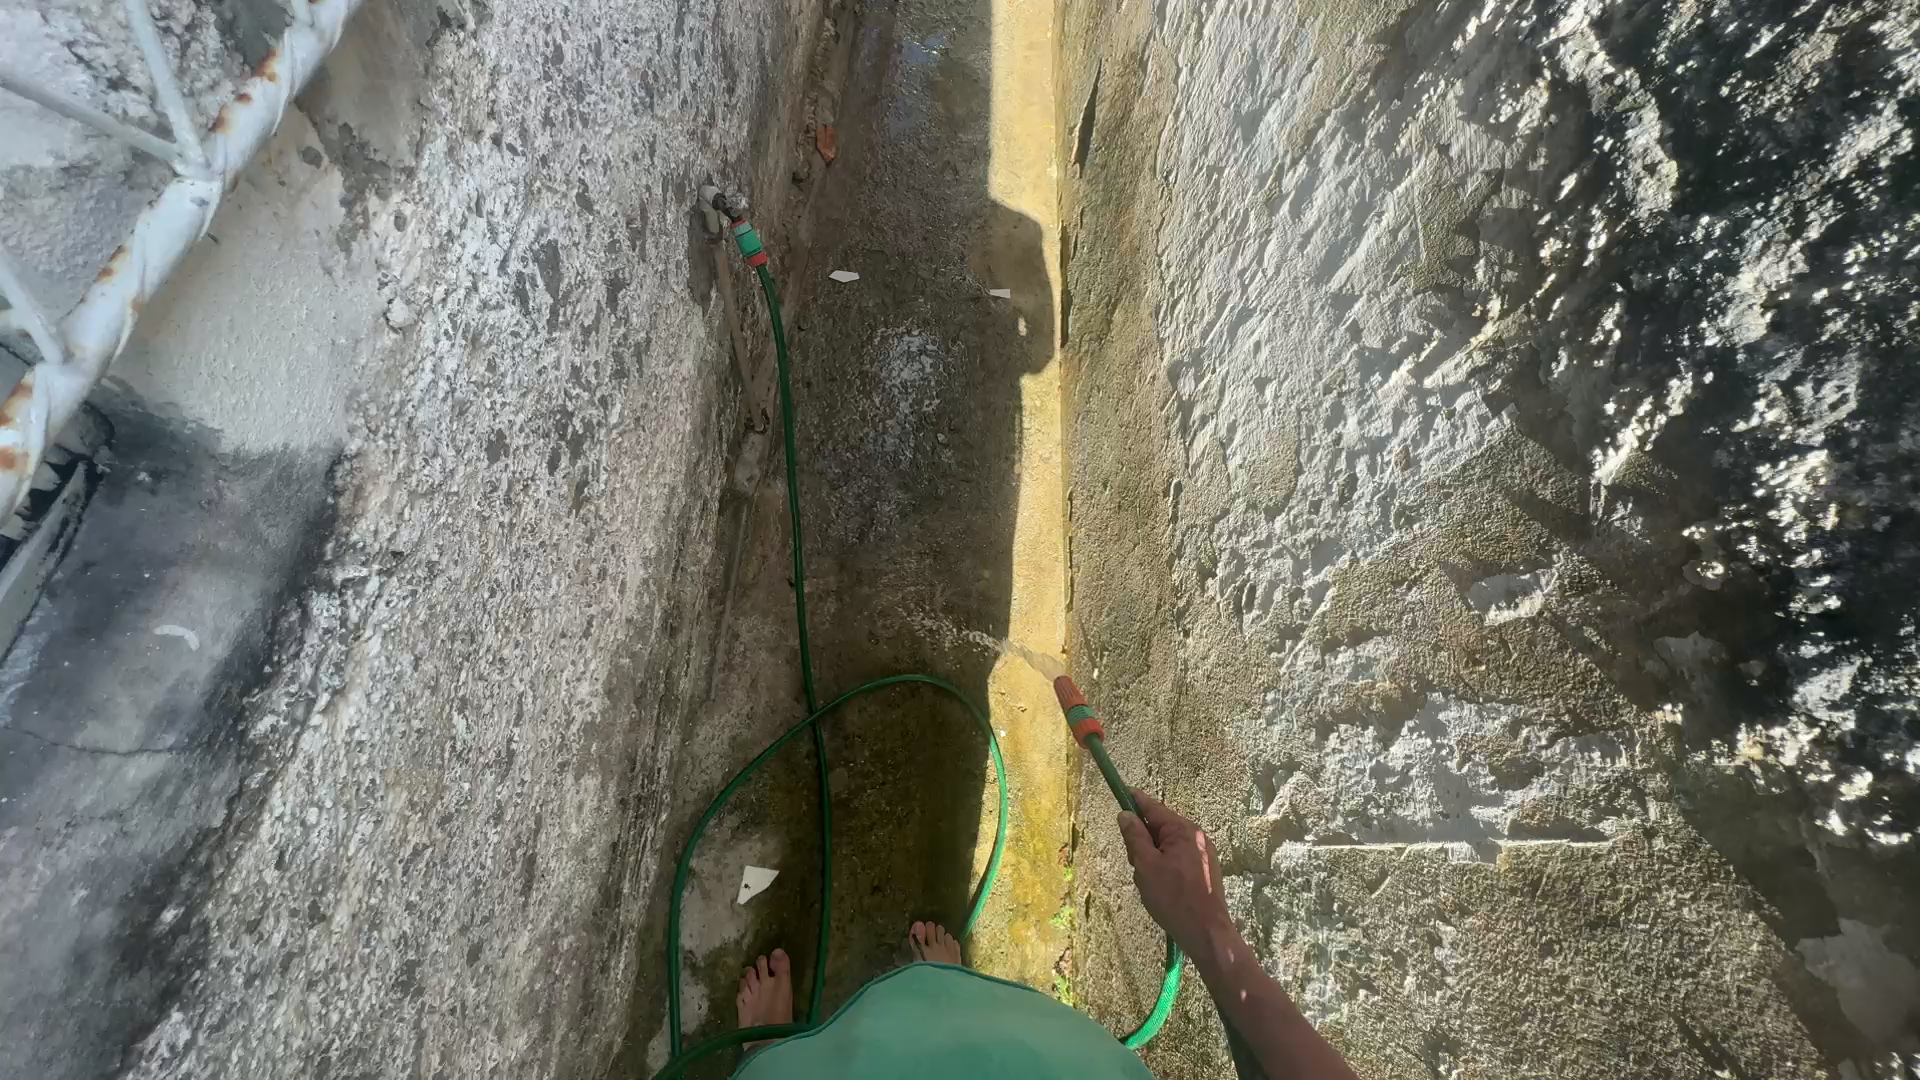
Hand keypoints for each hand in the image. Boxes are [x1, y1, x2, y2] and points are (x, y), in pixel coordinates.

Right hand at [1117, 788, 1233, 954]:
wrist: (1208, 935)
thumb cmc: (1174, 898)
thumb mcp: (1146, 865)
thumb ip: (1135, 837)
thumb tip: (1125, 814)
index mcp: (1183, 830)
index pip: (1153, 807)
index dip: (1134, 800)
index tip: (1121, 792)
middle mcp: (1196, 836)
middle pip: (1159, 827)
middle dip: (1143, 841)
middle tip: (1136, 864)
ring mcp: (1202, 853)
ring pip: (1167, 845)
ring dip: (1153, 857)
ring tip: (1150, 882)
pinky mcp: (1205, 869)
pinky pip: (1178, 857)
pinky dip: (1165, 866)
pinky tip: (1162, 888)